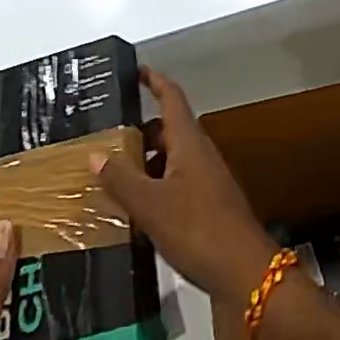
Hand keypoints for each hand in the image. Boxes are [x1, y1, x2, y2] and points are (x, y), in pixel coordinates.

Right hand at [93, 67, 276, 299]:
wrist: (243, 269)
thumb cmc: (197, 227)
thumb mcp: (151, 205)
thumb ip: (123, 179)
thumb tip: (97, 153)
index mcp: (188, 141)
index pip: (171, 98)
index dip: (155, 81)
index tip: (137, 70)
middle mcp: (199, 153)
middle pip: (169, 129)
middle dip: (140, 130)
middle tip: (108, 138)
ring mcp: (206, 178)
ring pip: (171, 157)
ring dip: (146, 161)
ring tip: (114, 176)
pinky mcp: (207, 203)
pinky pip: (176, 181)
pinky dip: (155, 185)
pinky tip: (136, 209)